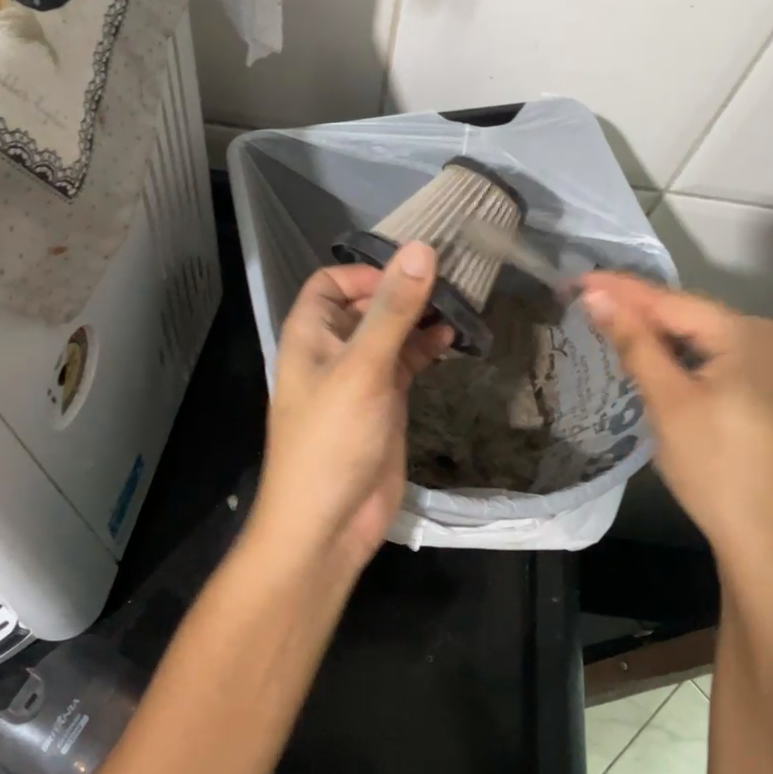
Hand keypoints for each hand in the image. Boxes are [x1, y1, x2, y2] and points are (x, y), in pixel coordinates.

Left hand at [252, 243, 452, 574]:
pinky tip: (455, 339)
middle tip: (453, 280)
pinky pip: (405, 364)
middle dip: (403, 291)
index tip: (413, 272)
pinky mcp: (384, 404)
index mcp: (309, 335)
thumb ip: (393, 310)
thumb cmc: (332, 440)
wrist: (327, 524)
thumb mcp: (363, 369)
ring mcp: (360, 379)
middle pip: (366, 306)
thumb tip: (421, 249)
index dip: (367, 272)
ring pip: (391, 334)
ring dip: (420, 318)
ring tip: (463, 305)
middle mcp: (332, 351)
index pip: (331, 283)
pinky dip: (427, 349)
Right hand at [580, 273, 772, 556]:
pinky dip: (679, 356)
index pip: (671, 301)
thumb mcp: (668, 401)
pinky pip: (714, 358)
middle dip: (637, 309)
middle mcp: (768, 338)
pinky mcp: (768, 391)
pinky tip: (652, 357)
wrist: (768, 539)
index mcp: (748, 334)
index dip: (620, 290)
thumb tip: (595, 296)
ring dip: (655, 333)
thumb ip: (634, 343)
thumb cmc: (715, 467)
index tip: (576, 278)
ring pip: (700, 337)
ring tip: (608, 323)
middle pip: (688, 315)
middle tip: (585, 301)